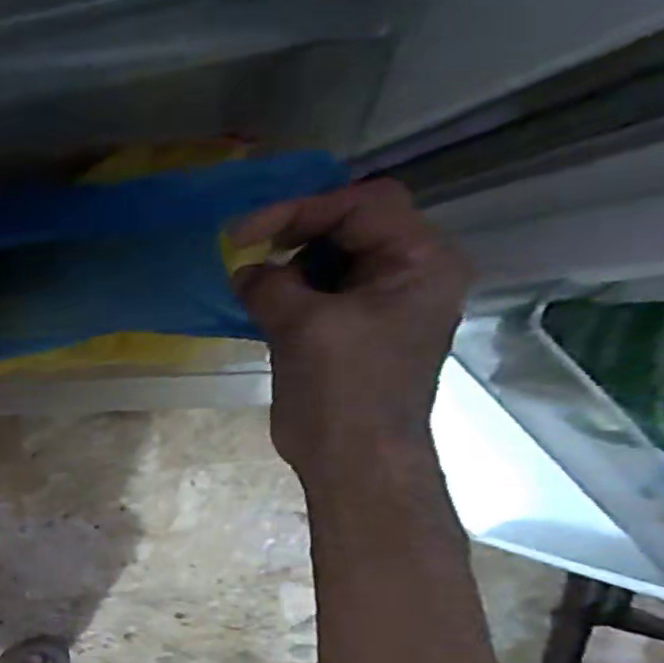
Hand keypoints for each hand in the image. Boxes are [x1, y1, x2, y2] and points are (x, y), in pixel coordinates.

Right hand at [231, 179, 471, 483]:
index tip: (243, 235)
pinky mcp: (351, 330)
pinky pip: (319, 292)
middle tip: (244, 253)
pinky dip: (286, 291)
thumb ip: (271, 285)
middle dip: (294, 234)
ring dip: (287, 265)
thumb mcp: (305, 326)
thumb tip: (245, 271)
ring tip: (250, 285)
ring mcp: (380, 304)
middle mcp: (408, 274)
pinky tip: (257, 304)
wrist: (353, 458)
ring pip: (330, 260)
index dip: (302, 209)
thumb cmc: (343, 389)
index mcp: (419, 263)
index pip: (364, 205)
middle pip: (350, 227)